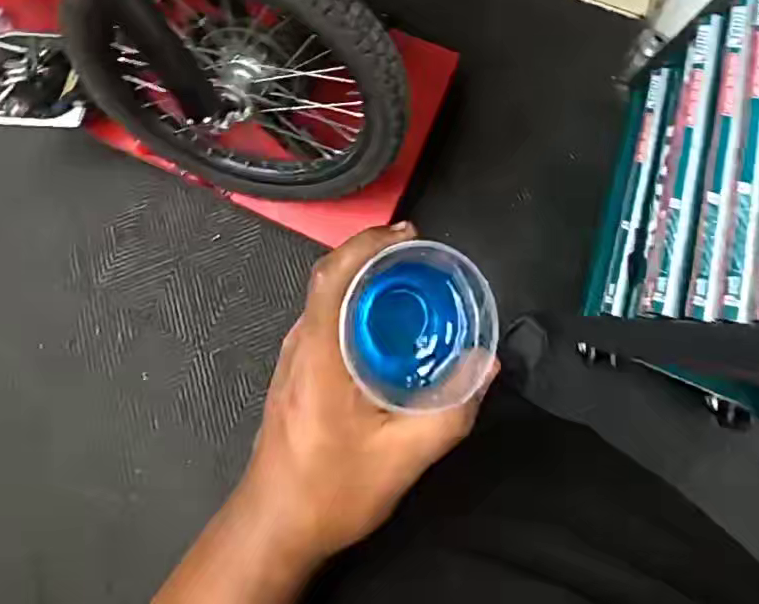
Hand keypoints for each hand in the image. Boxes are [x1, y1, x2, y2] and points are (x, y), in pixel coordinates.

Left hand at [154, 223, 495, 603]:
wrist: (275, 524)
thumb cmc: (332, 489)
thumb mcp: (403, 458)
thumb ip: (449, 412)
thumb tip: (484, 364)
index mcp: (319, 352)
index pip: (333, 275)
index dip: (368, 243)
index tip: (407, 234)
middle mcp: (301, 341)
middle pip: (330, 275)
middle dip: (372, 250)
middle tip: (417, 249)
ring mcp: (294, 352)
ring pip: (326, 293)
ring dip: (362, 272)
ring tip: (406, 272)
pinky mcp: (297, 365)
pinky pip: (326, 314)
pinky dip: (355, 297)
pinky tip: (384, 315)